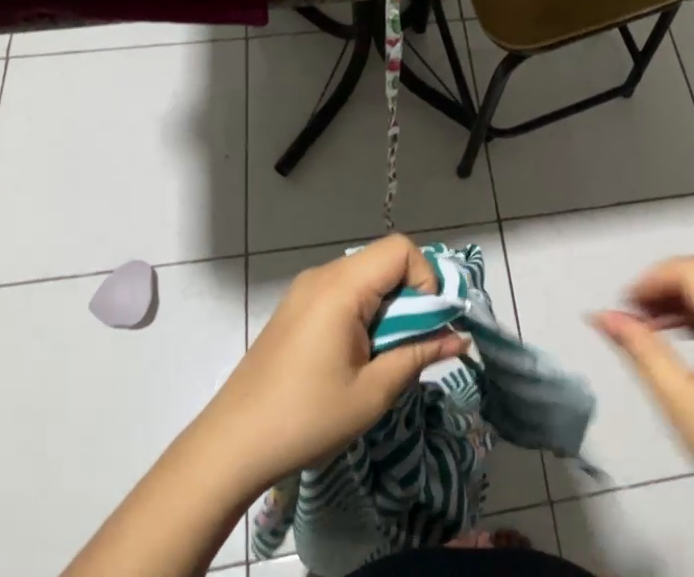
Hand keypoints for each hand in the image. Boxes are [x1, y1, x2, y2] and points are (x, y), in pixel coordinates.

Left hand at [196, 234, 468, 491]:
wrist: (233, 445)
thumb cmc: (307, 418)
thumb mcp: (374, 391)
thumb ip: (420, 355)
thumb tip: (460, 338)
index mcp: (340, 288)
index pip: (401, 249)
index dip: (425, 279)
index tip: (425, 325)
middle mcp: (322, 277)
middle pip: (384, 261)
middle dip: (411, 297)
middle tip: (411, 346)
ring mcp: (304, 291)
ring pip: (366, 278)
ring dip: (388, 309)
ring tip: (383, 357)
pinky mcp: (296, 310)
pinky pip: (344, 293)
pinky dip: (365, 314)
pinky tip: (357, 357)